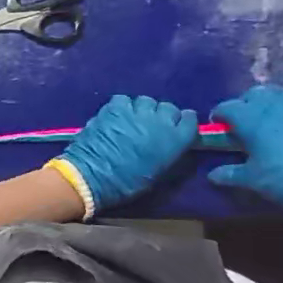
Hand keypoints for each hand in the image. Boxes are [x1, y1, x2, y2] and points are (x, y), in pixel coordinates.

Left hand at [56, 94, 200, 212]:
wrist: (92, 175)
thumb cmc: (127, 183)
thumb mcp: (159, 173)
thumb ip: (172, 154)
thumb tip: (176, 145)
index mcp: (175, 140)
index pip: (190, 120)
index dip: (184, 122)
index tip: (177, 127)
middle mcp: (159, 121)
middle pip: (169, 107)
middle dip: (163, 115)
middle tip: (153, 125)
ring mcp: (136, 112)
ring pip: (146, 101)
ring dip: (142, 109)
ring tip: (134, 119)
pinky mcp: (114, 107)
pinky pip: (124, 99)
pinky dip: (122, 106)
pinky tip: (117, 116)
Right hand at [209, 86, 282, 249]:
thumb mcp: (253, 181)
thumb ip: (230, 174)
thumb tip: (212, 175)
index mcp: (249, 117)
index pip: (226, 107)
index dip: (221, 116)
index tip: (221, 127)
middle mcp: (274, 102)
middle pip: (254, 94)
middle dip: (248, 105)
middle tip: (249, 124)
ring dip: (276, 103)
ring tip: (278, 120)